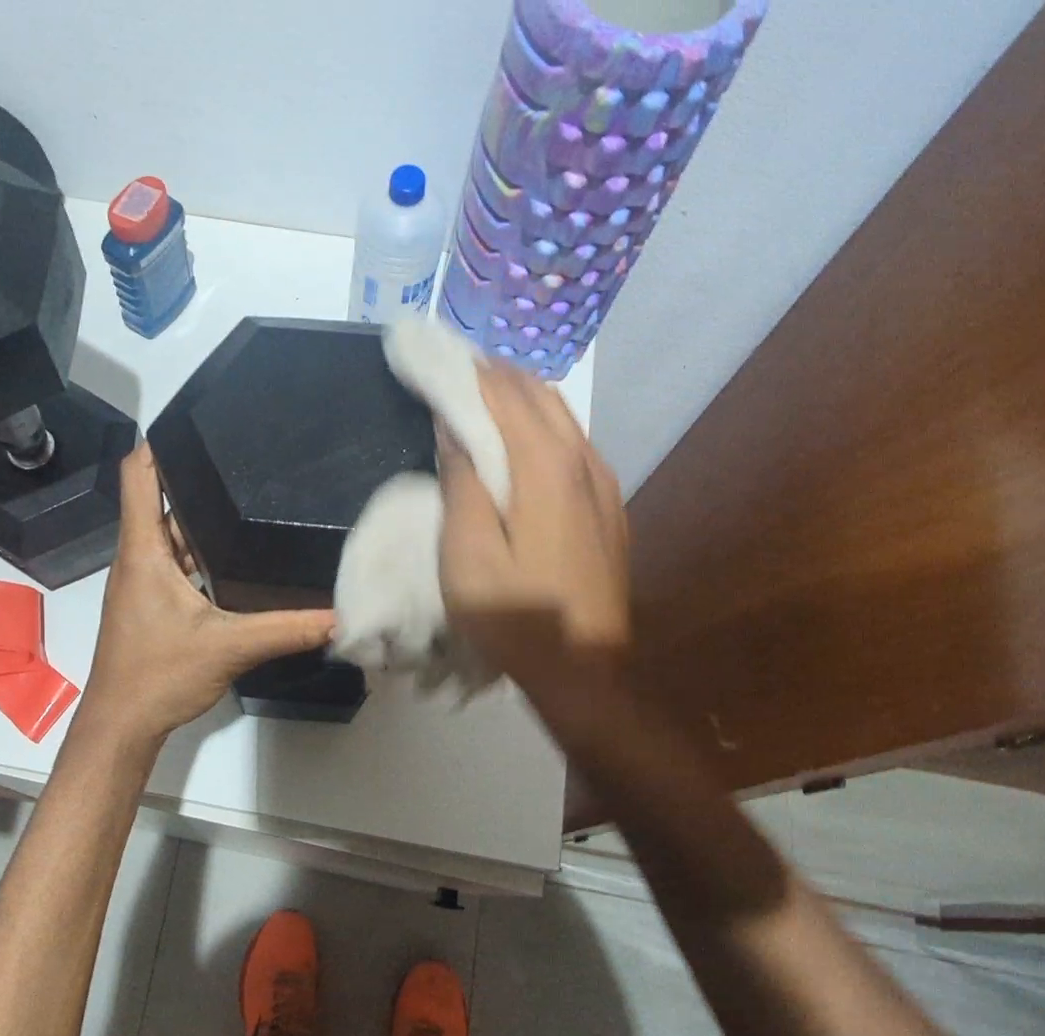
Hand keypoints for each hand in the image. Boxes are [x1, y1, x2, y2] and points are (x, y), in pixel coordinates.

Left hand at [80, 444, 335, 746]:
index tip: (196, 421)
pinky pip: (172, 561)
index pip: (138, 476)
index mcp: (144, 551)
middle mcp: (137, 558)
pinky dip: (197, 550)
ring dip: (198, 517)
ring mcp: (140, 582)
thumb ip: (288, 629)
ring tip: (246, 495)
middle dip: (195, 476)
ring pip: (167, 534)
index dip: (159, 442)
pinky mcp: (148, 603)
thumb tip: (341, 616)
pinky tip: (232, 555)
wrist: (120, 725)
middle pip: (158, 500)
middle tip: (243, 456)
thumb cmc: (159, 675)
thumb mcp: (230, 647)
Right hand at [437, 364, 630, 717]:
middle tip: (453, 371)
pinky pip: (574, 445)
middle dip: (496, 376)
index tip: (435, 356)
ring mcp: (604, 484)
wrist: (583, 669)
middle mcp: (584, 461)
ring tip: (480, 397)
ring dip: (521, 399)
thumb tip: (453, 424)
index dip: (468, 372)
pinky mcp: (609, 507)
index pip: (505, 395)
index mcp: (547, 467)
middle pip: (539, 395)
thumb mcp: (468, 553)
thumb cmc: (514, 615)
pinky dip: (542, 427)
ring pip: (562, 417)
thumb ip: (462, 480)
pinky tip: (521, 443)